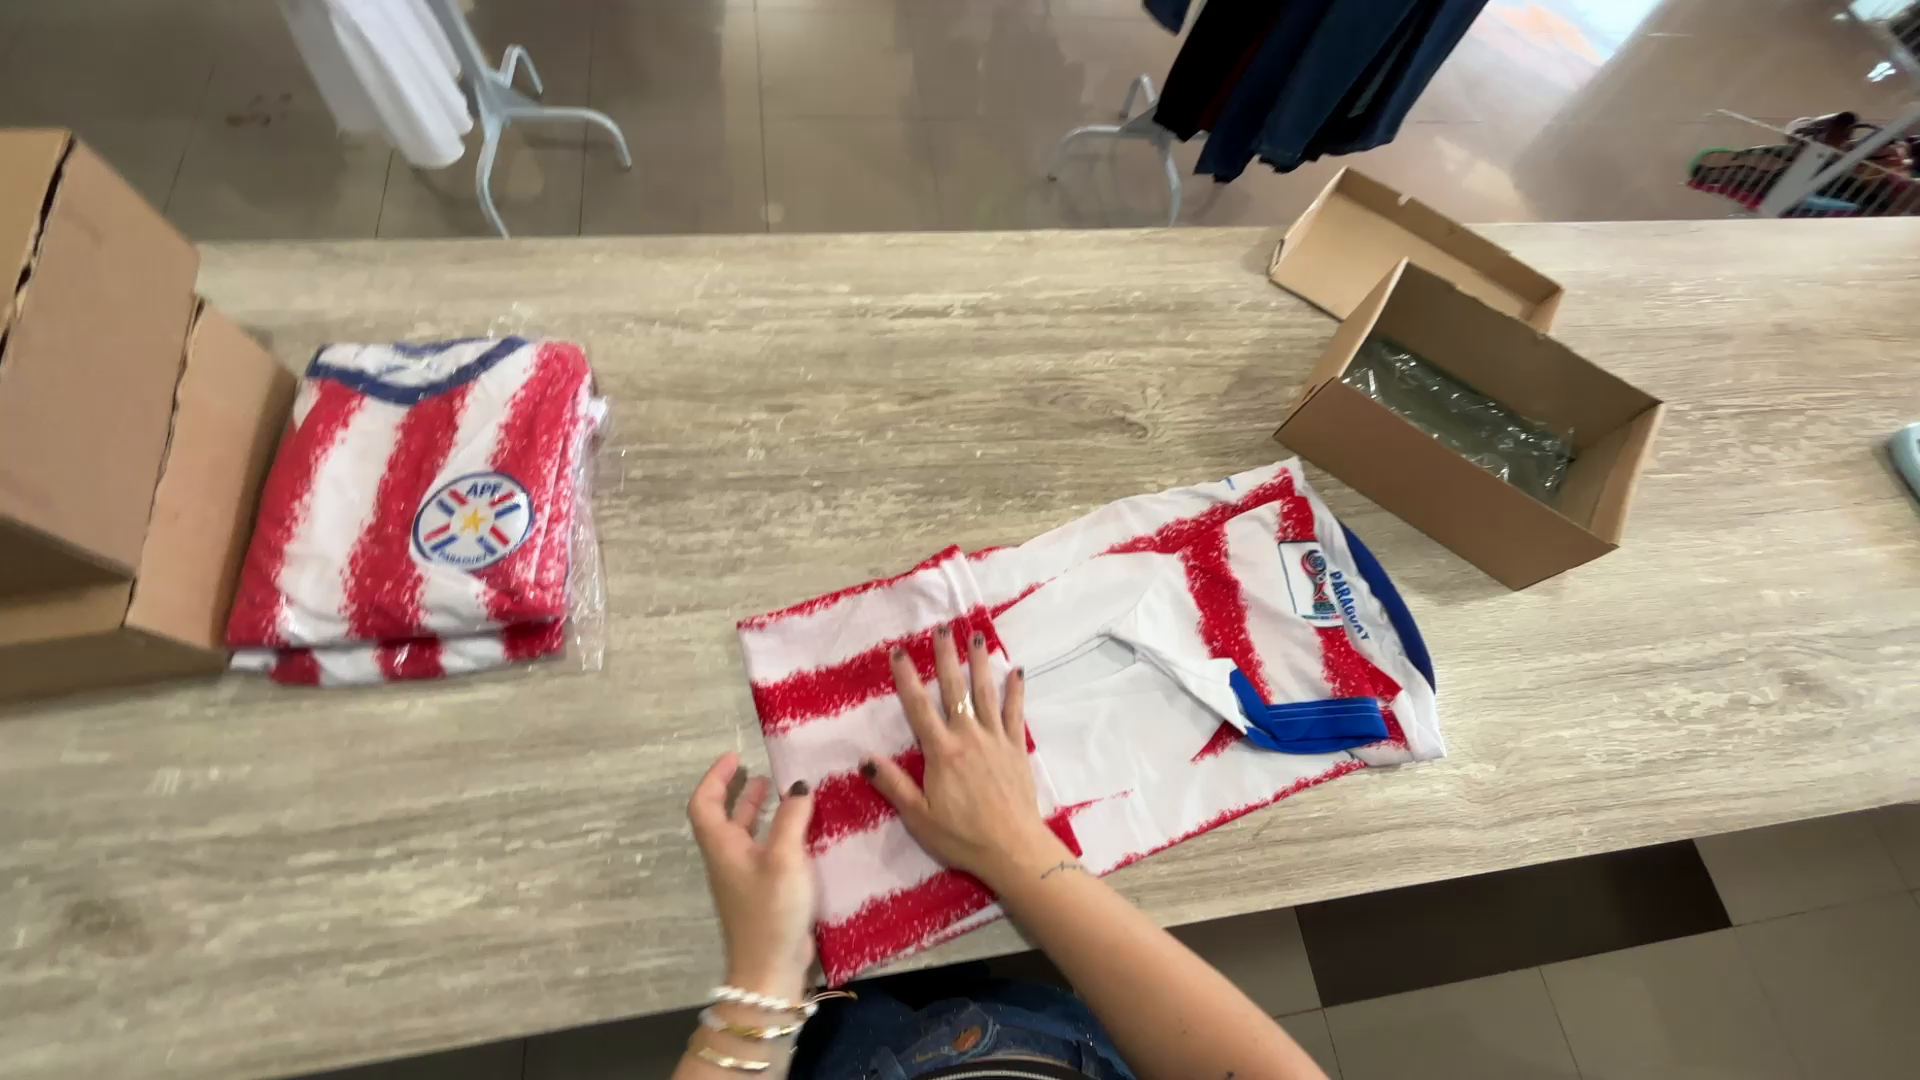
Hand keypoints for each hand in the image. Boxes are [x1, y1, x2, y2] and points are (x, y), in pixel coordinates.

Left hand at [686, 752, 815, 999]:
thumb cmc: (771, 909)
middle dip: (737, 791)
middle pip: (723, 817)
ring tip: (779, 791)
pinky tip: (801, 829)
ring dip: (756, 810)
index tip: (735, 756)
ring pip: (744, 834)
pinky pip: (763, 850)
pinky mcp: (762, 892)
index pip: (704, 803)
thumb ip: (791, 817)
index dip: (715, 777)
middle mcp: (728, 859)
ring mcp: (744, 878)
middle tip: (757, 771)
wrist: (770, 969)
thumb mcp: (784, 857)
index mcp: (723, 847)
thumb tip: (797, 785)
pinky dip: (776, 831)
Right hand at [865, 626, 1071, 889]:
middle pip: (954, 690)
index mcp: (941, 752)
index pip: (918, 707)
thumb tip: (864, 758)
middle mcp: (968, 737)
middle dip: (946, 657)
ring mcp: (995, 739)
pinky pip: (1016, 713)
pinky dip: (1015, 690)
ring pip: (986, 693)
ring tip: (976, 636)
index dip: (907, 678)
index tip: (898, 651)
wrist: (1012, 848)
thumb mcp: (919, 817)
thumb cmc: (961, 836)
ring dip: (980, 663)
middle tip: (942, 628)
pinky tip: (1016, 670)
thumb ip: (893, 785)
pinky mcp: (1016, 747)